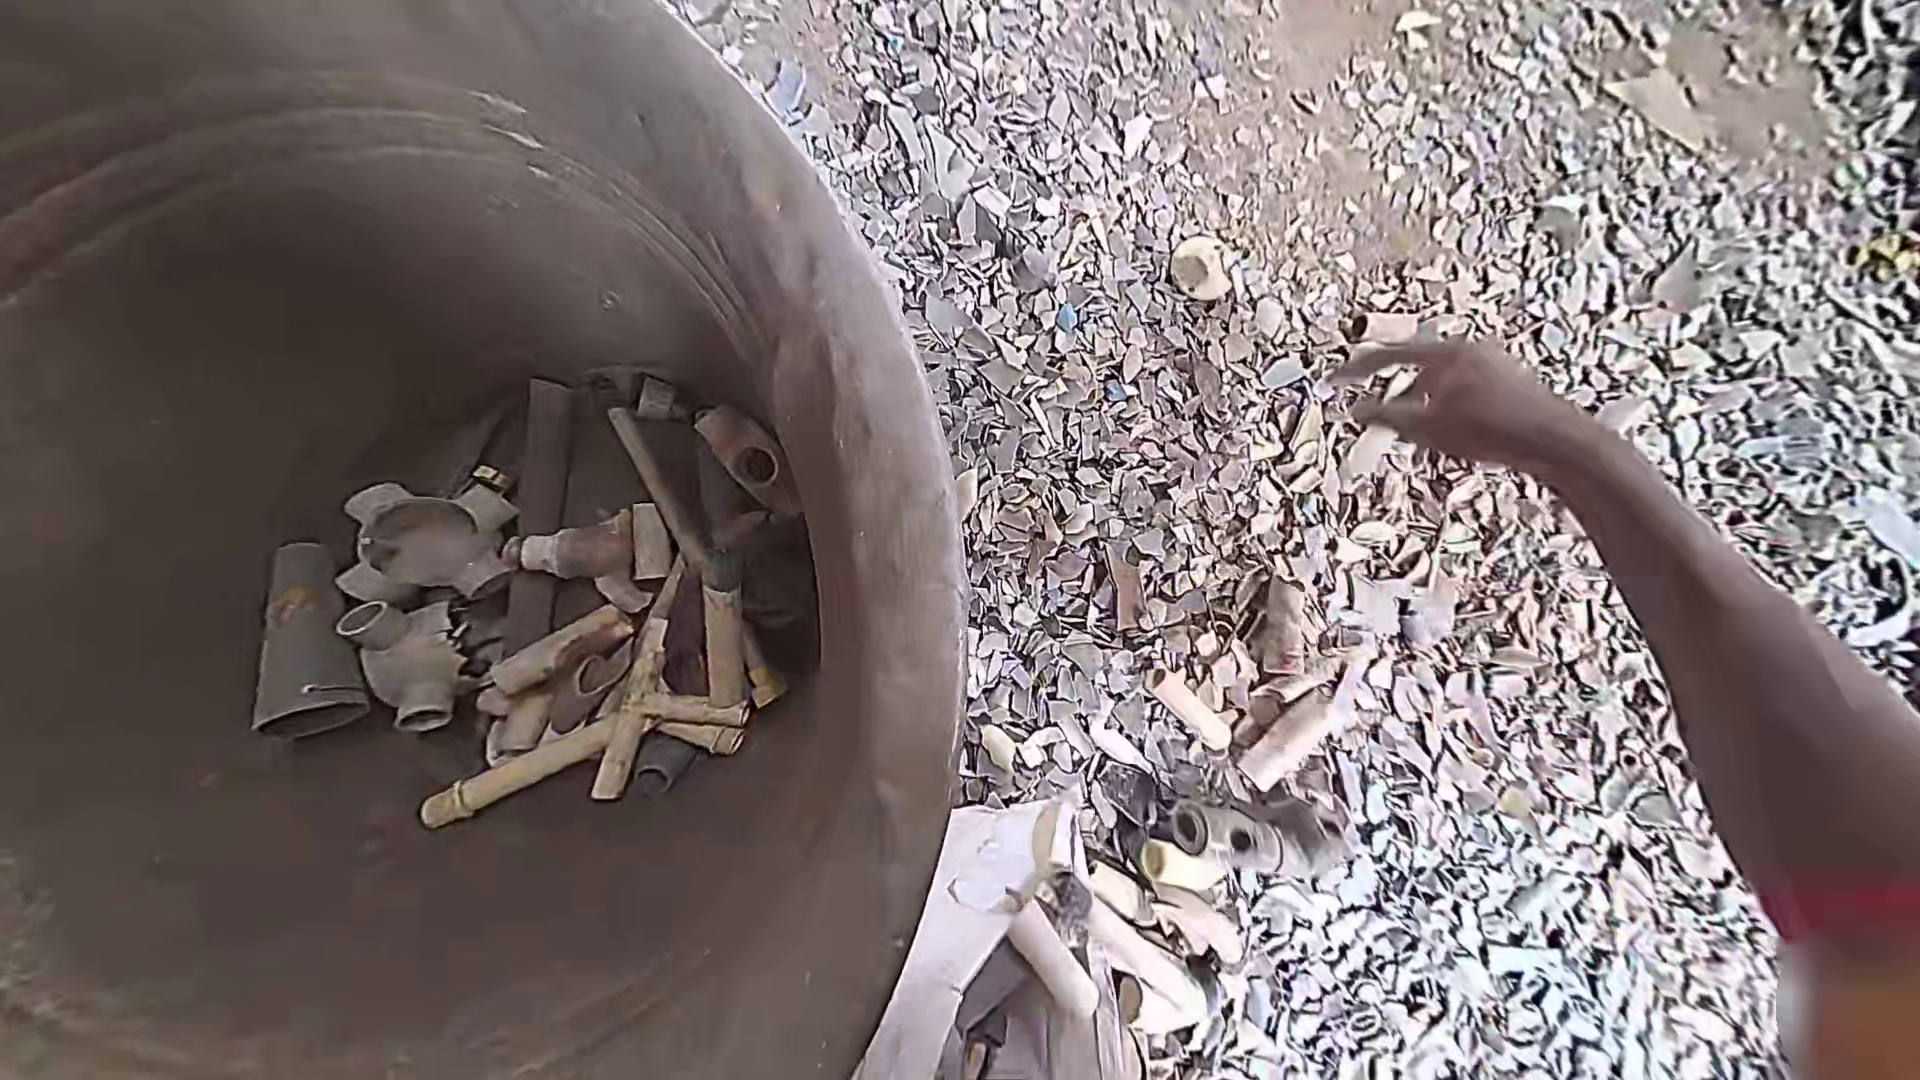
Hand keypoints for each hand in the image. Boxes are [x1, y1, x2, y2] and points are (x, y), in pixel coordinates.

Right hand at [1344, 342, 1603, 476]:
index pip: (1387, 355)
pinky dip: (1436, 404)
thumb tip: (1355, 410)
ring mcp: (1489, 364)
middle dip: (1390, 388)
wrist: (1555, 442)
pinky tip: (1438, 428)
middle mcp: (1470, 350)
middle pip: (1413, 366)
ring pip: (1434, 380)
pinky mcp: (1503, 381)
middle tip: (1371, 407)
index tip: (1335, 379)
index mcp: (1447, 353)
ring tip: (1407, 426)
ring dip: (1414, 401)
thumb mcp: (1422, 427)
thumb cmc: (1491, 429)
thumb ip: (1383, 416)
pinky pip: (1454, 387)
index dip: (1356, 370)